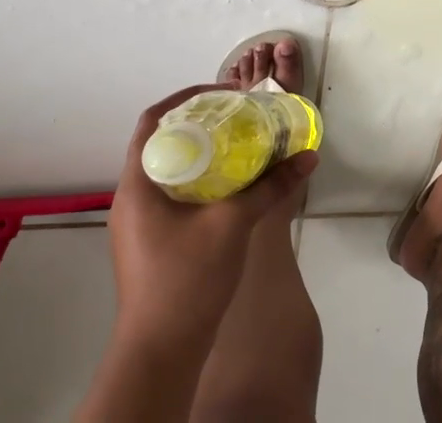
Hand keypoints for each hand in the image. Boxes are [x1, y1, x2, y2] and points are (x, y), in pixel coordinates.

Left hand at [106, 85, 317, 343]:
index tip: (226, 92)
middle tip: (245, 114)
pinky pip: (178, 192)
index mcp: (138, 186)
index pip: (152, 122)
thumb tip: (309, 155)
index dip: (187, 98)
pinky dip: (207, 178)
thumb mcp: (233, 224)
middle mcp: (133, 198)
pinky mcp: (155, 240)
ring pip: (173, 169)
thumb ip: (271, 187)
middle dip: (204, 123)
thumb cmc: (186, 279)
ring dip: (207, 151)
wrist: (161, 349)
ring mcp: (141, 222)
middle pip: (164, 142)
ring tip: (247, 143)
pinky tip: (238, 183)